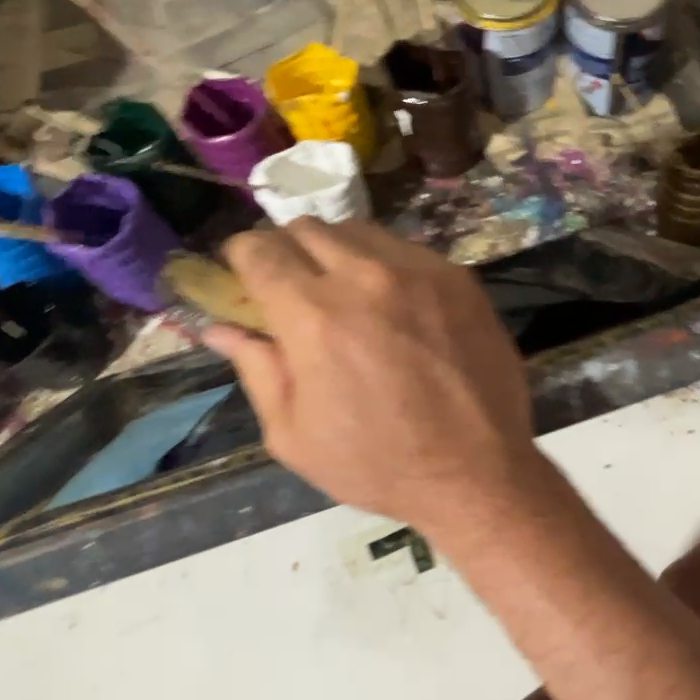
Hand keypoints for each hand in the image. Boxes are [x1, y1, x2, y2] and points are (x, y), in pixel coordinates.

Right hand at [204, 221, 539, 531]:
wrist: (477, 472)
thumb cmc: (379, 465)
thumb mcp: (295, 436)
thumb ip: (257, 370)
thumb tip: (221, 328)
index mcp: (314, 317)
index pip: (259, 250)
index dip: (242, 258)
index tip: (244, 275)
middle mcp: (365, 278)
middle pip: (306, 227)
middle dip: (288, 250)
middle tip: (294, 286)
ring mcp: (419, 272)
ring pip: (360, 231)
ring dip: (339, 251)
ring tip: (345, 292)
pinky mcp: (459, 279)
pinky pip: (408, 250)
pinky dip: (387, 265)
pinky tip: (395, 303)